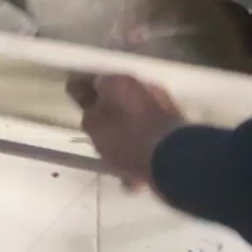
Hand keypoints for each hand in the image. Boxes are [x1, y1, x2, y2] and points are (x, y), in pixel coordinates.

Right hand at [67, 74, 185, 188]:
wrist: (175, 161)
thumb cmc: (124, 137)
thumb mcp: (92, 124)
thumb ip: (86, 108)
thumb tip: (87, 97)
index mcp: (118, 81)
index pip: (91, 79)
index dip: (80, 91)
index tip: (73, 100)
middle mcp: (142, 87)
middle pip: (116, 100)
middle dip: (107, 115)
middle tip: (95, 132)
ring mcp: (163, 107)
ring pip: (134, 119)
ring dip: (125, 135)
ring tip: (117, 161)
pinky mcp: (178, 129)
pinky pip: (149, 136)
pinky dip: (141, 149)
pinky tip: (134, 173)